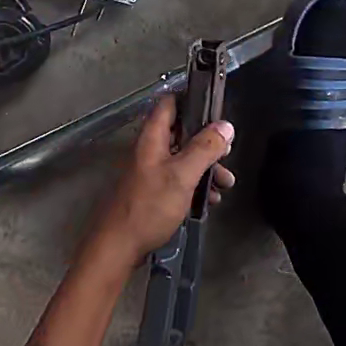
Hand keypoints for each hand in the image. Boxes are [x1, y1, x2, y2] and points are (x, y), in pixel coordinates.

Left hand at [80, 96, 235, 271]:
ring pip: (183, 158)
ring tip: (224, 181)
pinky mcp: (153, 191)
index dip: (191, 99)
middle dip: (206, 140)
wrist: (119, 246)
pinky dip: (196, 184)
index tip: (213, 106)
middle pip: (181, 132)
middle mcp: (150, 150)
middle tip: (225, 150)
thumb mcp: (183, 175)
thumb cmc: (147, 208)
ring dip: (205, 166)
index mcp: (152, 138)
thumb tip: (225, 126)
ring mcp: (151, 171)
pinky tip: (208, 199)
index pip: (170, 103)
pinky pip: (179, 179)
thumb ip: (205, 148)